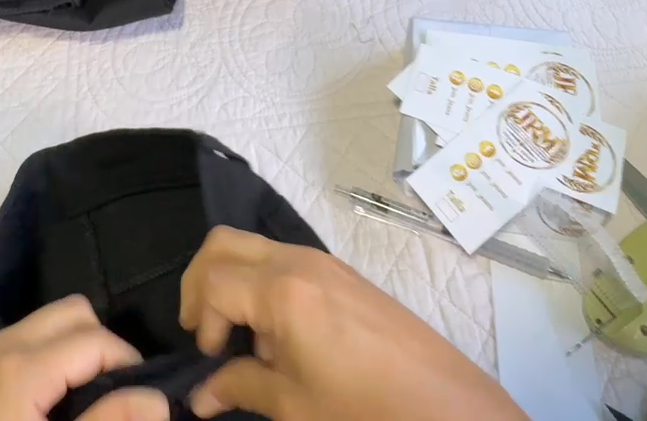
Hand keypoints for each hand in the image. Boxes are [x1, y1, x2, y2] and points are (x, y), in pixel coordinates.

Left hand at [0, 296, 168, 420]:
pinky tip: (36, 408)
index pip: (95, 337)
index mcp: (22, 367)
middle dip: (100, 343)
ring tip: (79, 402)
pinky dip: (36, 359)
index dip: (128, 361)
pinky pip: (10, 344)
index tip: (143, 395)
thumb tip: (158, 399)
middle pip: (70, 312)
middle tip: (113, 392)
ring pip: (39, 325)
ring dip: (68, 349)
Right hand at [179, 227, 528, 420]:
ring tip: (240, 336)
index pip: (213, 281)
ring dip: (231, 279)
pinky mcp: (338, 270)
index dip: (202, 320)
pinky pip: (280, 257)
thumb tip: (200, 393)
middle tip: (204, 330)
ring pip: (251, 245)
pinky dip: (259, 280)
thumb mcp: (295, 405)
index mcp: (282, 289)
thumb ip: (241, 387)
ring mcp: (320, 260)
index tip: (212, 360)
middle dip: (200, 281)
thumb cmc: (364, 408)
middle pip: (223, 243)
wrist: (446, 403)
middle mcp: (297, 259)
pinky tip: (276, 332)